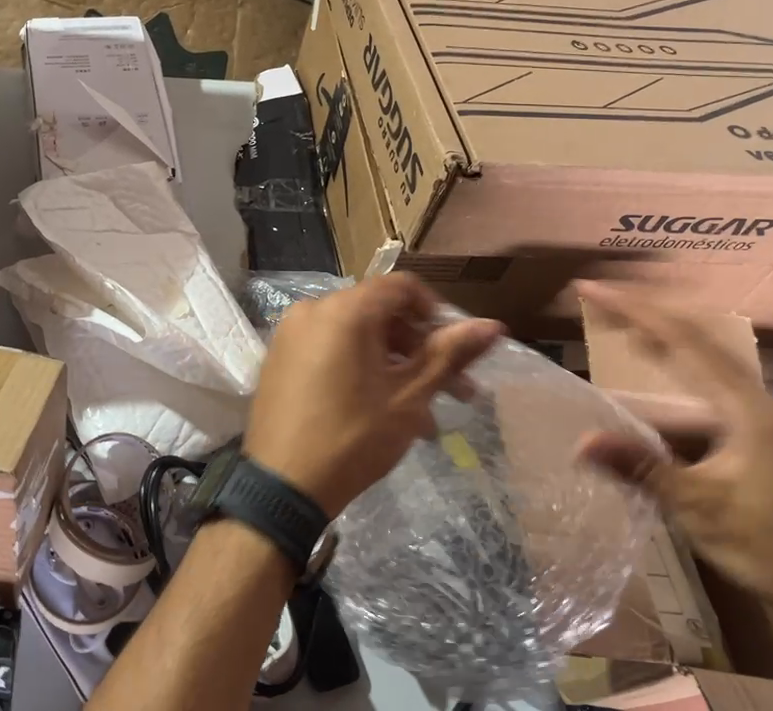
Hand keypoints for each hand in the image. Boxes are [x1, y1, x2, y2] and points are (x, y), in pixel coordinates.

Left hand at [243, 274, 502, 515]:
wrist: (282, 484)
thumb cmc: (353, 438)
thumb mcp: (409, 397)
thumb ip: (449, 355)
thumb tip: (493, 326)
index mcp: (344, 310)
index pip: (402, 287)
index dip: (436, 313)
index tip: (455, 350)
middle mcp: (312, 309)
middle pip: (378, 311)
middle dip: (419, 347)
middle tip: (454, 390)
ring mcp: (290, 333)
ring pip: (355, 334)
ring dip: (393, 364)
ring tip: (424, 414)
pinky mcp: (279, 357)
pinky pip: (329, 348)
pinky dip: (358, 367)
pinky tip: (382, 410)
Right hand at [574, 280, 772, 624]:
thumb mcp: (702, 508)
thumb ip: (641, 468)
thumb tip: (580, 442)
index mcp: (747, 409)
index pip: (682, 341)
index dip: (633, 311)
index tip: (591, 291)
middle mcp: (760, 408)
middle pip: (696, 348)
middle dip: (645, 323)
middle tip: (598, 306)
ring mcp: (768, 430)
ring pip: (703, 382)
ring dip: (659, 366)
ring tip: (617, 358)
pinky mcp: (770, 454)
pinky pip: (710, 410)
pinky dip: (673, 404)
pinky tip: (652, 425)